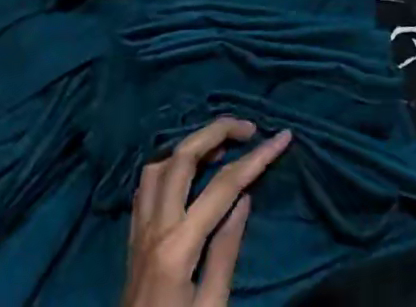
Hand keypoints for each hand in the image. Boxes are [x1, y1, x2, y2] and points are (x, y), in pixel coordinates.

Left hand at [121, 118, 292, 306]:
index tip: (283, 137)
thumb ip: (226, 250)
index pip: (224, 185)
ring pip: (158, 164)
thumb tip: (244, 198)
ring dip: (190, 144)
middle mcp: (154, 227)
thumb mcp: (212, 306)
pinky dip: (169, 165)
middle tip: (249, 128)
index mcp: (178, 246)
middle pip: (182, 158)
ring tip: (220, 144)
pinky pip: (145, 186)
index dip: (257, 157)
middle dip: (217, 131)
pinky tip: (188, 169)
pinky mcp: (132, 238)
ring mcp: (138, 230)